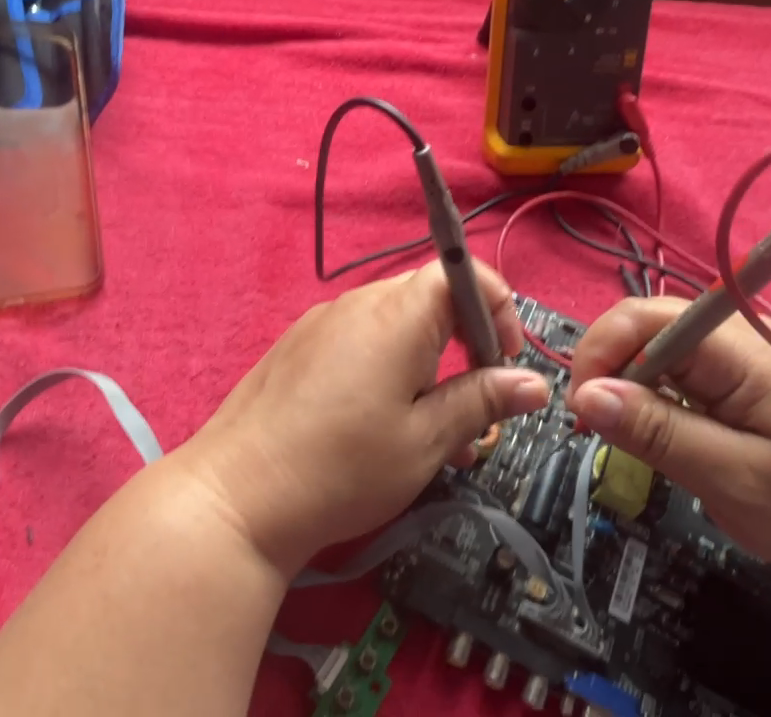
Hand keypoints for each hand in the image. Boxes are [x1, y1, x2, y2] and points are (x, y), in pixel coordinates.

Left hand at [175, 257, 551, 574]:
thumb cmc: (342, 468)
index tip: (506, 362)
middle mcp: (357, 304)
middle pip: (427, 298)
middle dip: (464, 342)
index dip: (497, 308)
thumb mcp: (425, 440)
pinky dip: (388, 368)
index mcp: (396, 314)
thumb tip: (535, 383)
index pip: (460, 273)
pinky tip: (385, 425)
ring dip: (427, 364)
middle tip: (476, 403)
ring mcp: (321, 324)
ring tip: (437, 432)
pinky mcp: (297, 348)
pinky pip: (359, 341)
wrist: (235, 497)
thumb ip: (481, 401)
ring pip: (394, 325)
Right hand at [565, 298, 770, 590]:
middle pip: (647, 329)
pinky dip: (658, 403)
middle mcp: (738, 337)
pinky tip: (664, 439)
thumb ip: (658, 433)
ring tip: (628, 442)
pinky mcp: (744, 381)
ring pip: (659, 353)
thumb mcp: (736, 478)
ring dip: (632, 391)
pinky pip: (681, 375)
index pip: (645, 317)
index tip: (581, 413)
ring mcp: (743, 357)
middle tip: (597, 433)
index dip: (600, 352)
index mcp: (740, 348)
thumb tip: (585, 395)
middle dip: (610, 373)